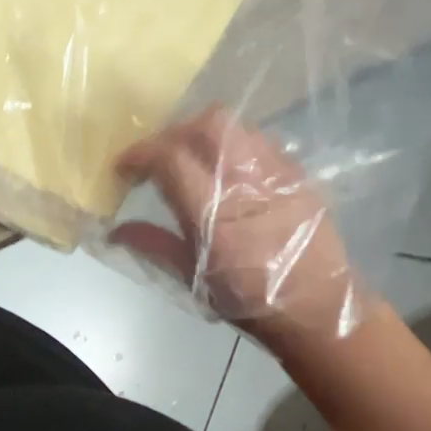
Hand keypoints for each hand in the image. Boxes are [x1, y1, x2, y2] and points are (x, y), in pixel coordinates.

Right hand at [109, 106, 368, 348]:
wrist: (315, 307)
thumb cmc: (245, 299)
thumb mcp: (191, 279)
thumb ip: (153, 245)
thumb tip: (115, 231)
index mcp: (213, 214)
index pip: (171, 159)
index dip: (140, 154)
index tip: (123, 166)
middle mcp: (247, 183)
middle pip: (211, 124)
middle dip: (176, 131)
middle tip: (159, 155)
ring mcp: (278, 174)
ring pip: (239, 128)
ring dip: (207, 137)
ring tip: (192, 162)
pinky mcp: (300, 175)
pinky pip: (262, 144)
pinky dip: (235, 149)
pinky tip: (227, 175)